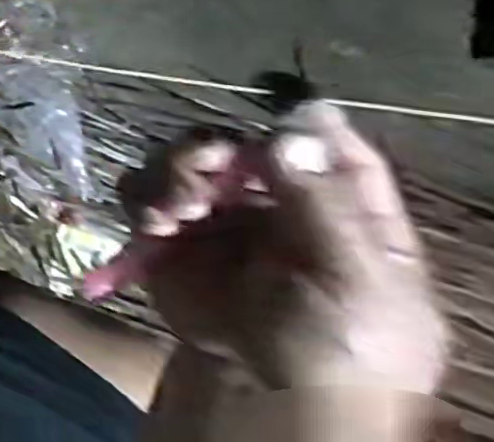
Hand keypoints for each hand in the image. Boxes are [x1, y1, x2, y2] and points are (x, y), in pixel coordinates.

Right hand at [104, 103, 444, 394]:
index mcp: (340, 216)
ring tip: (172, 215)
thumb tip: (294, 129)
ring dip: (169, 176)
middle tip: (199, 173)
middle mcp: (275, 204)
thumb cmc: (336, 349)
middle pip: (235, 145)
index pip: (334, 153)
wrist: (262, 390)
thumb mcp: (353, 284)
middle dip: (208, 152)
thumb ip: (322, 207)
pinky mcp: (168, 229)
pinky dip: (140, 196)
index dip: (311, 124)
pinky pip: (141, 188)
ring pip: (179, 159)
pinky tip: (152, 226)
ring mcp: (217, 215)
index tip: (281, 104)